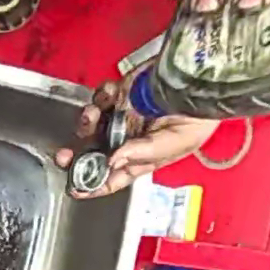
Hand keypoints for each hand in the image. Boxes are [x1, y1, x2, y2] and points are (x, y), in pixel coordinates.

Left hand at [55, 80, 219, 196]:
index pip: (110, 179)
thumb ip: (141, 153)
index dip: (90, 186)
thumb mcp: (174, 144)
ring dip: (87, 121)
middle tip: (63, 156)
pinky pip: (101, 96)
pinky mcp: (121, 94)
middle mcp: (126, 140)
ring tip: (93, 114)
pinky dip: (101, 95)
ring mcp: (121, 117)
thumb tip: (113, 160)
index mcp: (138, 159)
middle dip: (74, 156)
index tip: (74, 188)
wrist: (206, 80)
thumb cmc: (200, 119)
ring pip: (91, 124)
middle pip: (91, 153)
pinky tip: (112, 93)